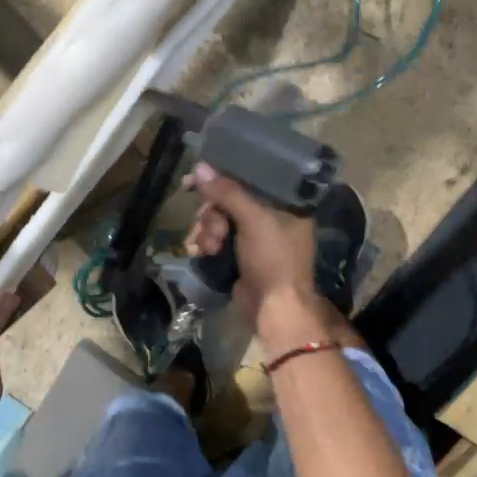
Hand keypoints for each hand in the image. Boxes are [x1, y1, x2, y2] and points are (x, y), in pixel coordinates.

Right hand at [187, 163, 336, 344]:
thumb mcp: (254, 220)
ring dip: (206, 232)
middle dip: (212, 216)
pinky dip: (204, 244)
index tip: (193, 182)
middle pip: (225, 201)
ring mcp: (251, 238)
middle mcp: (269, 216)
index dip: (220, 178)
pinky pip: (214, 240)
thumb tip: (199, 168)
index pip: (247, 179)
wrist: (273, 308)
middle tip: (213, 231)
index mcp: (283, 204)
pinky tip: (199, 253)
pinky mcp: (237, 256)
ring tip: (208, 249)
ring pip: (216, 221)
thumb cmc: (273, 259)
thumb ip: (227, 193)